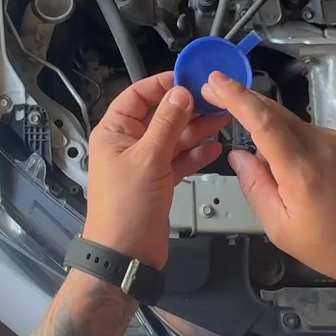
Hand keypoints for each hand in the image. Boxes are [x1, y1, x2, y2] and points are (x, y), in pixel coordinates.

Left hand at [82, 72, 228, 269]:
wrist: (126, 256)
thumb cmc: (125, 208)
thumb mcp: (148, 158)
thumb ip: (167, 124)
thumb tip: (180, 94)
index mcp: (114, 132)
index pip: (138, 96)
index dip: (163, 85)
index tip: (189, 79)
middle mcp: (127, 144)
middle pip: (159, 116)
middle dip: (186, 108)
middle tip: (213, 100)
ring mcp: (144, 163)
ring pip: (173, 138)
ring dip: (196, 130)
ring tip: (221, 120)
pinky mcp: (158, 181)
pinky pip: (178, 160)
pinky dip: (195, 155)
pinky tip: (214, 148)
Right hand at [201, 72, 335, 301]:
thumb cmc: (334, 249)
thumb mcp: (281, 228)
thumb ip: (255, 187)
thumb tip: (239, 156)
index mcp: (302, 168)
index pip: (262, 120)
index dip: (236, 96)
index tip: (214, 79)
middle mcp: (322, 145)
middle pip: (274, 111)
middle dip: (243, 100)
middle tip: (215, 94)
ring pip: (291, 123)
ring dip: (268, 128)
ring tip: (262, 162)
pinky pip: (308, 133)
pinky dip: (290, 139)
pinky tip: (291, 168)